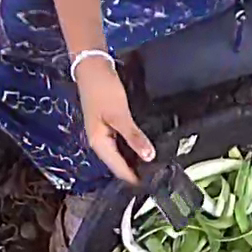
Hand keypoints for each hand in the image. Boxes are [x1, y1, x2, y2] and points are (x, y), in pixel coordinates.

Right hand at [76, 57, 153, 185]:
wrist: (92, 65)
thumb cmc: (102, 89)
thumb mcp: (120, 114)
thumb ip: (134, 137)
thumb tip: (149, 157)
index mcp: (99, 144)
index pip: (120, 170)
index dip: (136, 179)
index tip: (154, 185)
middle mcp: (100, 144)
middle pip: (121, 165)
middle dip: (138, 172)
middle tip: (160, 178)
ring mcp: (104, 136)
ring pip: (122, 156)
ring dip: (137, 161)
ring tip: (157, 167)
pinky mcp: (110, 127)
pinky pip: (123, 145)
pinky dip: (134, 149)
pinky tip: (146, 150)